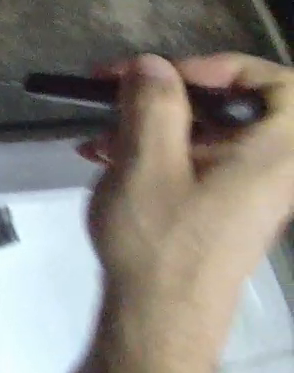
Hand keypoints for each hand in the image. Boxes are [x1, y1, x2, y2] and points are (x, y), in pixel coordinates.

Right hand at [76, 53, 293, 372]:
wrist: (162, 307)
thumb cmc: (159, 234)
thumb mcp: (146, 163)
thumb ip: (154, 108)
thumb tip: (155, 64)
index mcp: (271, 157)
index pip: (283, 88)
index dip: (227, 68)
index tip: (165, 75)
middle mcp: (271, 168)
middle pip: (238, 103)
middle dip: (169, 88)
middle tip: (112, 86)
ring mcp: (247, 186)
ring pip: (208, 127)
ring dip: (149, 117)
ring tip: (96, 130)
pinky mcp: (221, 199)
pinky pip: (195, 153)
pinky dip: (150, 143)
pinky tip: (103, 153)